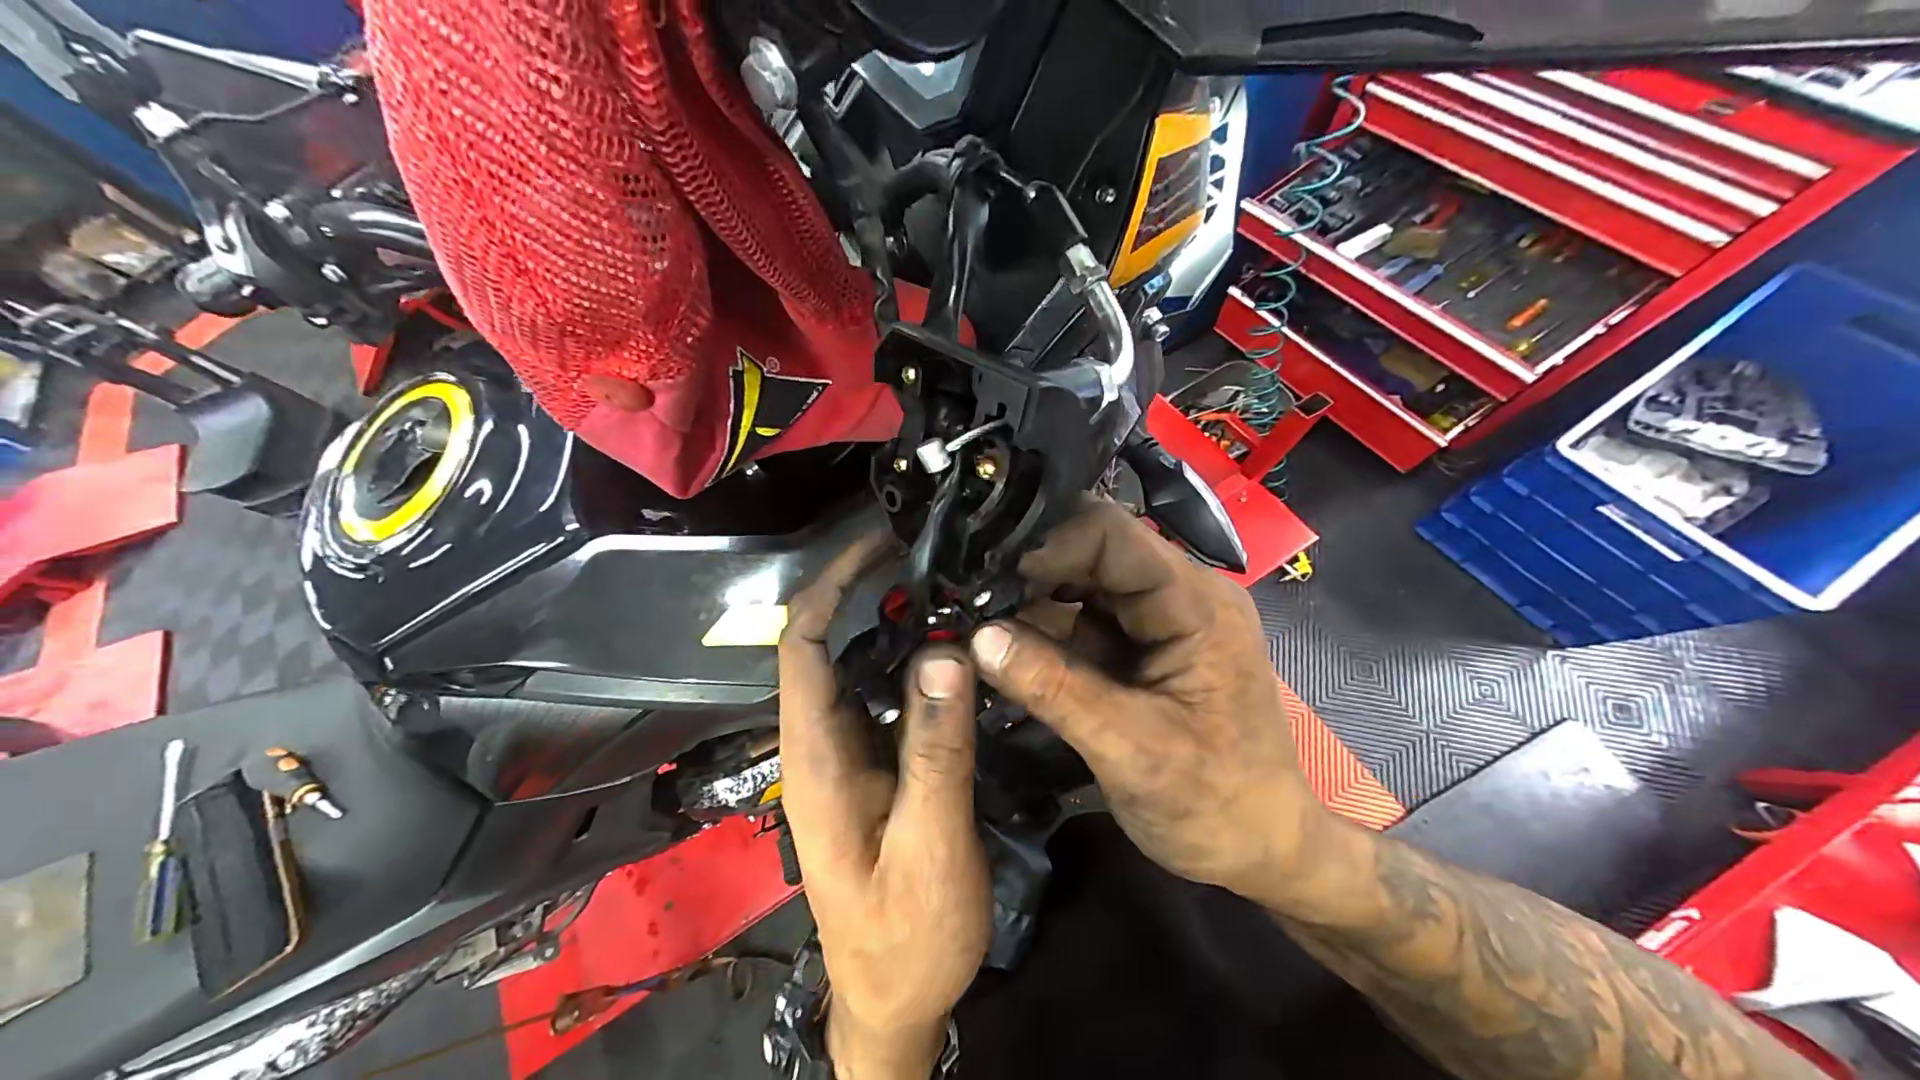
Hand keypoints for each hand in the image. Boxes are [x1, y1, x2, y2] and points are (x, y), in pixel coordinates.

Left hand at [778, 533, 990, 1079]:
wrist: (893, 998)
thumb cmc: (907, 933)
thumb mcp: (930, 845)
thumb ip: (936, 752)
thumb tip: (943, 653)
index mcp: (814, 758)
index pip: (802, 648)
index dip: (830, 588)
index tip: (878, 547)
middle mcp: (818, 747)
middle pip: (825, 647)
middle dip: (865, 594)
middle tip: (929, 559)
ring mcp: (843, 758)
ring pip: (856, 671)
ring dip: (891, 626)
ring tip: (946, 591)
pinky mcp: (868, 770)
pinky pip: (882, 701)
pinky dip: (910, 666)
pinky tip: (951, 656)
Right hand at [968, 499, 1333, 908]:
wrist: (1263, 847)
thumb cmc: (1214, 804)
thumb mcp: (1129, 749)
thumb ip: (1053, 688)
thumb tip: (979, 638)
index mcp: (1196, 606)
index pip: (1114, 537)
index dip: (1049, 544)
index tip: (990, 576)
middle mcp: (1181, 597)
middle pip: (1095, 552)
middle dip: (1032, 570)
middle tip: (970, 596)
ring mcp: (1162, 621)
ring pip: (1083, 585)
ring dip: (1032, 600)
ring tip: (975, 619)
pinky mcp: (1143, 647)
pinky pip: (1084, 621)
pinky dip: (1044, 631)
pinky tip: (1005, 645)